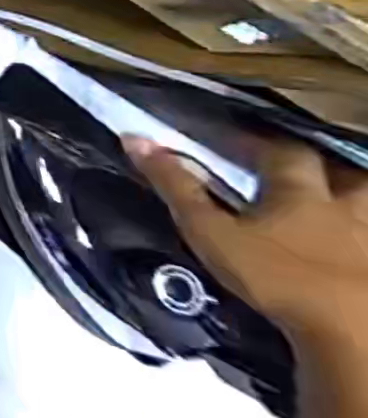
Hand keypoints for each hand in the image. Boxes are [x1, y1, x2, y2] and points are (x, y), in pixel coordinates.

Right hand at [126, 134, 367, 352]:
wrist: (352, 341)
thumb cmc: (274, 277)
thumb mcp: (206, 229)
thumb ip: (173, 183)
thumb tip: (133, 137)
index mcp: (301, 197)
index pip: (285, 153)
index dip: (259, 142)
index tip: (232, 138)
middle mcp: (348, 214)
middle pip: (351, 178)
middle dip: (328, 168)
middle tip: (299, 168)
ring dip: (350, 200)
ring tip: (325, 204)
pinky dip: (357, 236)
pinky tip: (342, 246)